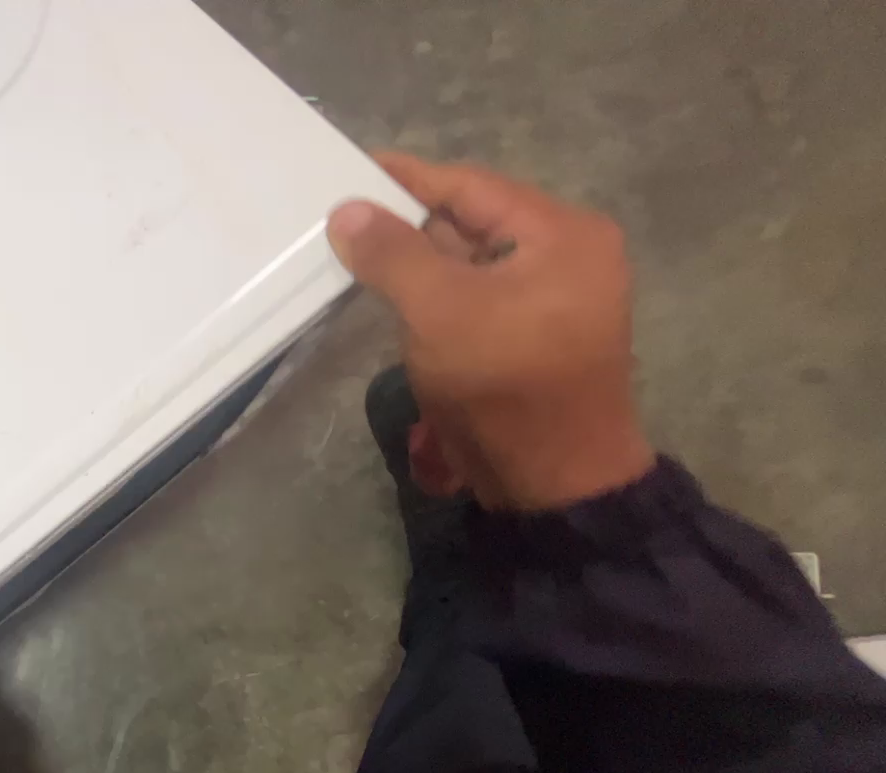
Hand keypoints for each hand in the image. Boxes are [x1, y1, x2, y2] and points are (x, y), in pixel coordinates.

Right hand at [328, 154, 656, 509]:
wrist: (546, 475)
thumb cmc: (502, 382)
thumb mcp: (441, 310)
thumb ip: (393, 255)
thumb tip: (346, 211)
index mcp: (559, 235)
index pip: (472, 188)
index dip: (409, 179)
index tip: (353, 169)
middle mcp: (559, 258)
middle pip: (468, 224)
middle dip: (404, 223)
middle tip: (341, 218)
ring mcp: (541, 301)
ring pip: (463, 265)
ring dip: (410, 262)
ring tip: (350, 254)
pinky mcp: (518, 339)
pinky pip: (464, 300)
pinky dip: (423, 295)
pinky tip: (385, 297)